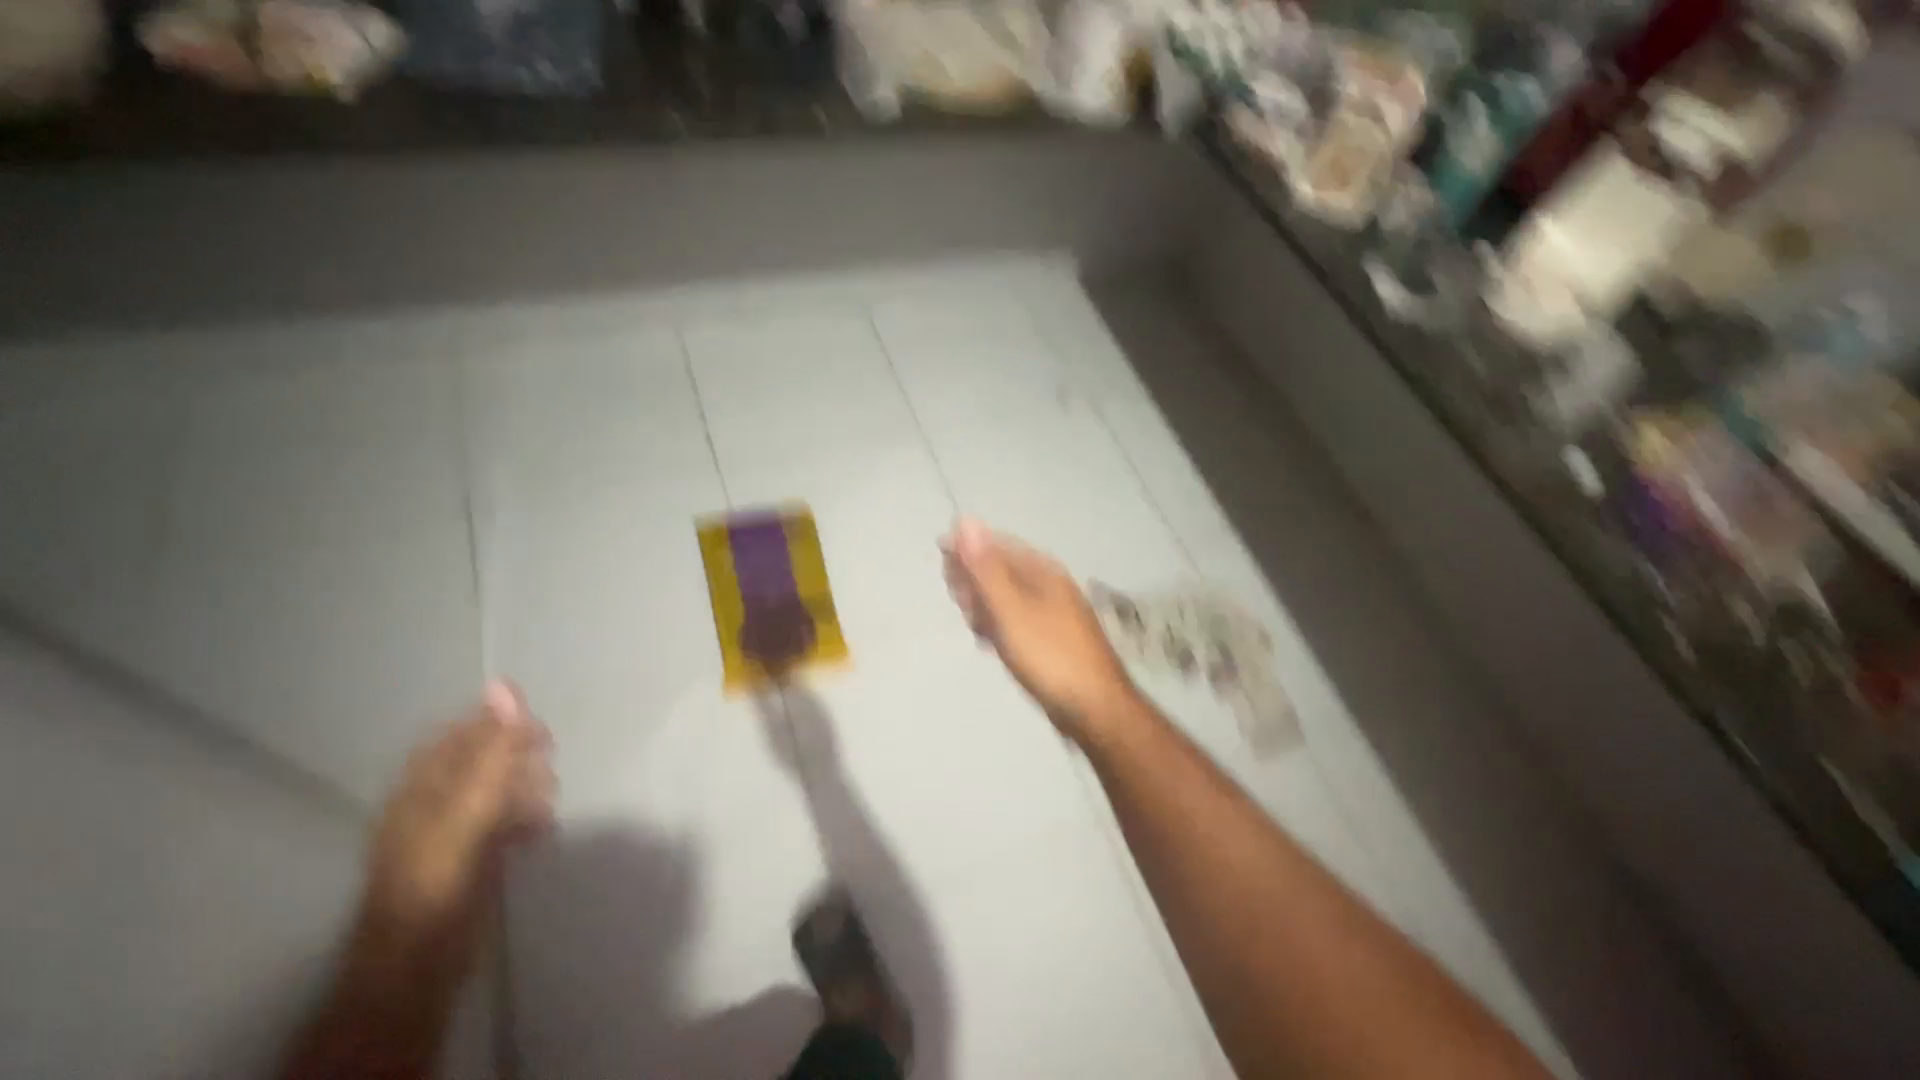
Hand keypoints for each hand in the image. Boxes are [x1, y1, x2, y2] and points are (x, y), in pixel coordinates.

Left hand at [360, 681, 553, 959]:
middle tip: (549, 761)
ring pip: (493, 795)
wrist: (416, 964)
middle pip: (478, 763)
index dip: (496, 723)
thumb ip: (492, 753)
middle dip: (516, 757)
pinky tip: (543, 830)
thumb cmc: (437, 880)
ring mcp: (450, 837)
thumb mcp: (468, 811)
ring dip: (524, 789)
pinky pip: (501, 828)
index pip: (458, 735)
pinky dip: (524, 821)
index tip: (538, 727)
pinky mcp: (469, 865)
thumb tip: (505, 686)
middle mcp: (432, 805)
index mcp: (421, 786)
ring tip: (549, 797)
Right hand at [942, 518, 1141, 742]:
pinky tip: (990, 645)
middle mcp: (1048, 584)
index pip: (995, 544)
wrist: (1094, 709)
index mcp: (1041, 570)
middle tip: (967, 611)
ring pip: (1005, 598)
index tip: (945, 575)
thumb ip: (986, 568)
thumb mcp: (1011, 610)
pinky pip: (1014, 622)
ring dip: (984, 608)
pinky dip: (998, 628)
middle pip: (999, 569)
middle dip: (974, 584)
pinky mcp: (1050, 639)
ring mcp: (1051, 612)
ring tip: (978, 631)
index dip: (965, 552)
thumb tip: (965, 521)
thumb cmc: (1049, 657)